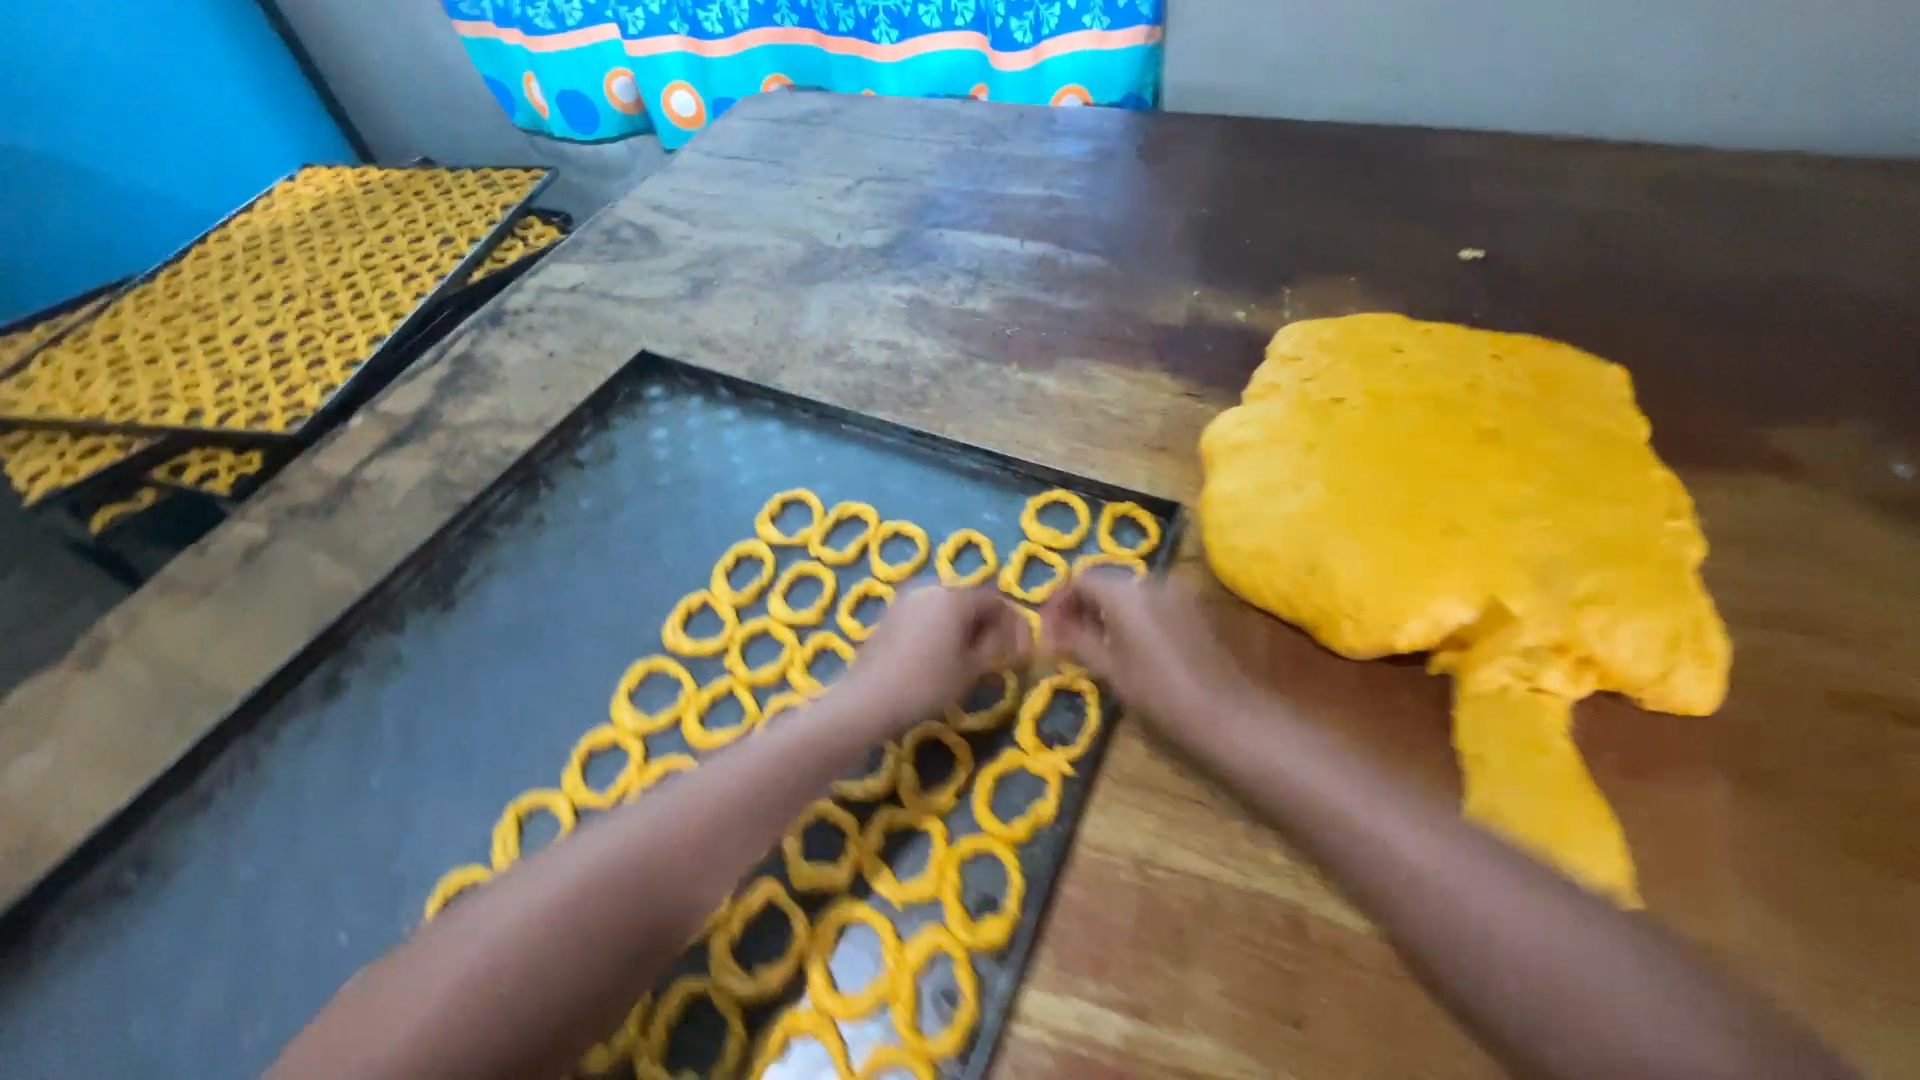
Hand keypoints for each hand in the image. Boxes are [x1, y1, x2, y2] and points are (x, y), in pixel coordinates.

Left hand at [840, 583, 1029, 730]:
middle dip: (989, 623)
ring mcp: (906, 598)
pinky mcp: (890, 613)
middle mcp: (930, 587)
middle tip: (999, 652)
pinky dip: (941, 628)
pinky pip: (926, 614)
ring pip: (947, 606)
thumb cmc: (926, 683)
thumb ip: (998, 647)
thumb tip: (1016, 638)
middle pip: (970, 599)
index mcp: (955, 595)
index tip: (1022, 647)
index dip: (1014, 622)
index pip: (996, 599)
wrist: (868, 698)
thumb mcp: (971, 668)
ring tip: (971, 656)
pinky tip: (942, 654)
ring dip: (965, 625)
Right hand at [1042, 572, 1260, 732]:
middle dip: (1081, 606)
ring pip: (1128, 593)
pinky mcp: (1193, 608)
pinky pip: (1150, 602)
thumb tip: (1048, 629)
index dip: (1058, 601)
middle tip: (1065, 638)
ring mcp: (1176, 592)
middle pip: (1105, 582)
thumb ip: (1075, 640)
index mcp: (1125, 591)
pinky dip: (1131, 616)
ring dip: (1105, 611)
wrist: (1223, 712)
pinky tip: (1125, 646)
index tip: (1047, 629)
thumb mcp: (1108, 668)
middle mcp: (1150, 581)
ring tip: (1092, 644)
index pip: (1079, 579)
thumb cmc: (1157, 691)